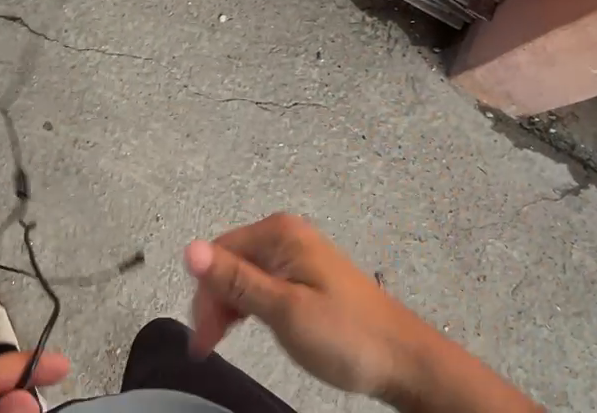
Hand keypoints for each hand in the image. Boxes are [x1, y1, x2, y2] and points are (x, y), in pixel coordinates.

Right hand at [186, 214, 538, 412]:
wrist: (408, 363)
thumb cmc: (346, 337)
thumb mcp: (284, 311)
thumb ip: (236, 280)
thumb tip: (189, 249)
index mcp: (278, 234)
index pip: (219, 253)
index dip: (205, 294)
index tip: (203, 338)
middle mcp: (285, 234)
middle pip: (230, 261)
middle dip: (215, 301)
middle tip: (209, 345)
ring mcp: (298, 253)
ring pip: (245, 273)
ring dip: (229, 305)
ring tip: (222, 341)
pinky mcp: (307, 274)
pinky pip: (264, 281)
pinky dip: (250, 304)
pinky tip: (250, 325)